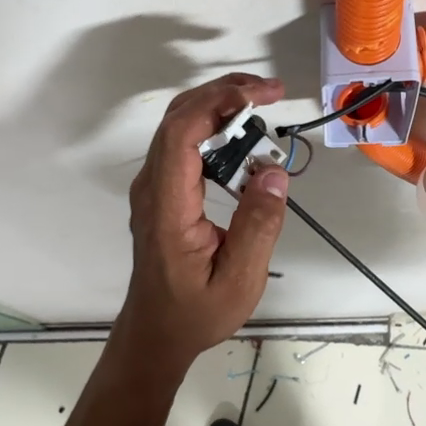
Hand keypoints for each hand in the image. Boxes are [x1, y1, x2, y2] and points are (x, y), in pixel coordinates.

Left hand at [116, 74, 288, 370]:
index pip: (182, 132)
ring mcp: (153, 188)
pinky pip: (182, 145)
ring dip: (218, 106)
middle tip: (271, 91)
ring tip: (261, 105)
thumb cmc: (195, 313)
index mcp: (167, 206)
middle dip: (223, 93)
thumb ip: (258, 226)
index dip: (220, 101)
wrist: (156, 333)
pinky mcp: (161, 193)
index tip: (263, 95)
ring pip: (178, 126)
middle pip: (178, 117)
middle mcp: (152, 187)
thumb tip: (273, 171)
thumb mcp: (239, 280)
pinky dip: (212, 128)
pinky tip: (243, 137)